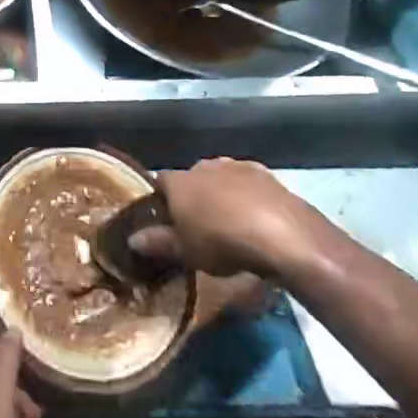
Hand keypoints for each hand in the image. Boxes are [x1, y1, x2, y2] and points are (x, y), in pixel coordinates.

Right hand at [129, 158, 333, 277]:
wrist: (285, 237)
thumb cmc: (223, 242)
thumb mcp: (185, 251)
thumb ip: (158, 243)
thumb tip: (132, 239)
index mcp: (179, 181)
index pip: (159, 183)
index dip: (160, 200)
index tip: (164, 219)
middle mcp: (204, 166)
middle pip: (191, 178)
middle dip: (192, 196)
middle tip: (198, 224)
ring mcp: (237, 167)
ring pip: (220, 178)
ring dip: (221, 195)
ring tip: (229, 222)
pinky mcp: (267, 175)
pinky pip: (248, 184)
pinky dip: (247, 197)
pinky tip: (255, 218)